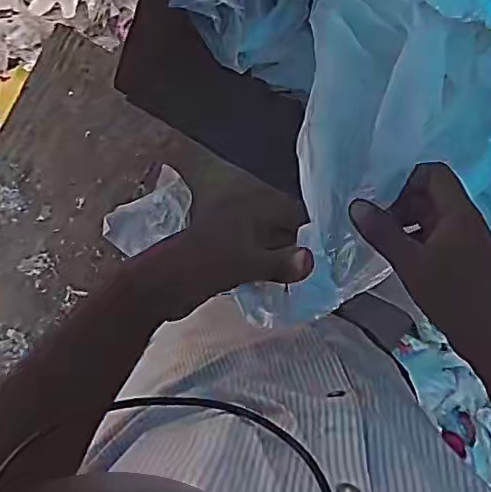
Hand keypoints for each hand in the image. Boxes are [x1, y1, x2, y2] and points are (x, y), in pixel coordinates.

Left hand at [128, 195, 311, 320]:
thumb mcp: (246, 264)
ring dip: (281, 259)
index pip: (291, 211)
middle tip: (323, 267)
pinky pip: (252, 258)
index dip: (311, 229)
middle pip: (279, 226)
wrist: (158, 285)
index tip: (332, 248)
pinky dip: (264, 269)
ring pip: (265, 243)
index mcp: (248, 206)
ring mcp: (229, 233)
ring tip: (305, 278)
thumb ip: (280, 262)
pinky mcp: (221, 253)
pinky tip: (277, 285)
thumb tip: (312, 260)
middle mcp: (240, 213)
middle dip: (297, 245)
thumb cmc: (202, 265)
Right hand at [349, 163, 490, 357]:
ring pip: (432, 220)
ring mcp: (468, 242)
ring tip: (382, 244)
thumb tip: (357, 205)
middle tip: (374, 226)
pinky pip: (438, 239)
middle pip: (431, 195)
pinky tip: (400, 262)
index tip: (382, 203)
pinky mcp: (466, 262)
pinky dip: (416, 243)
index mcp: (458, 213)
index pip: (433, 173)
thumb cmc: (456, 297)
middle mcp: (466, 221)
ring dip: (406, 225)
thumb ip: (383, 232)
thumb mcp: (411, 264)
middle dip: (400, 205)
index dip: (405, 180)